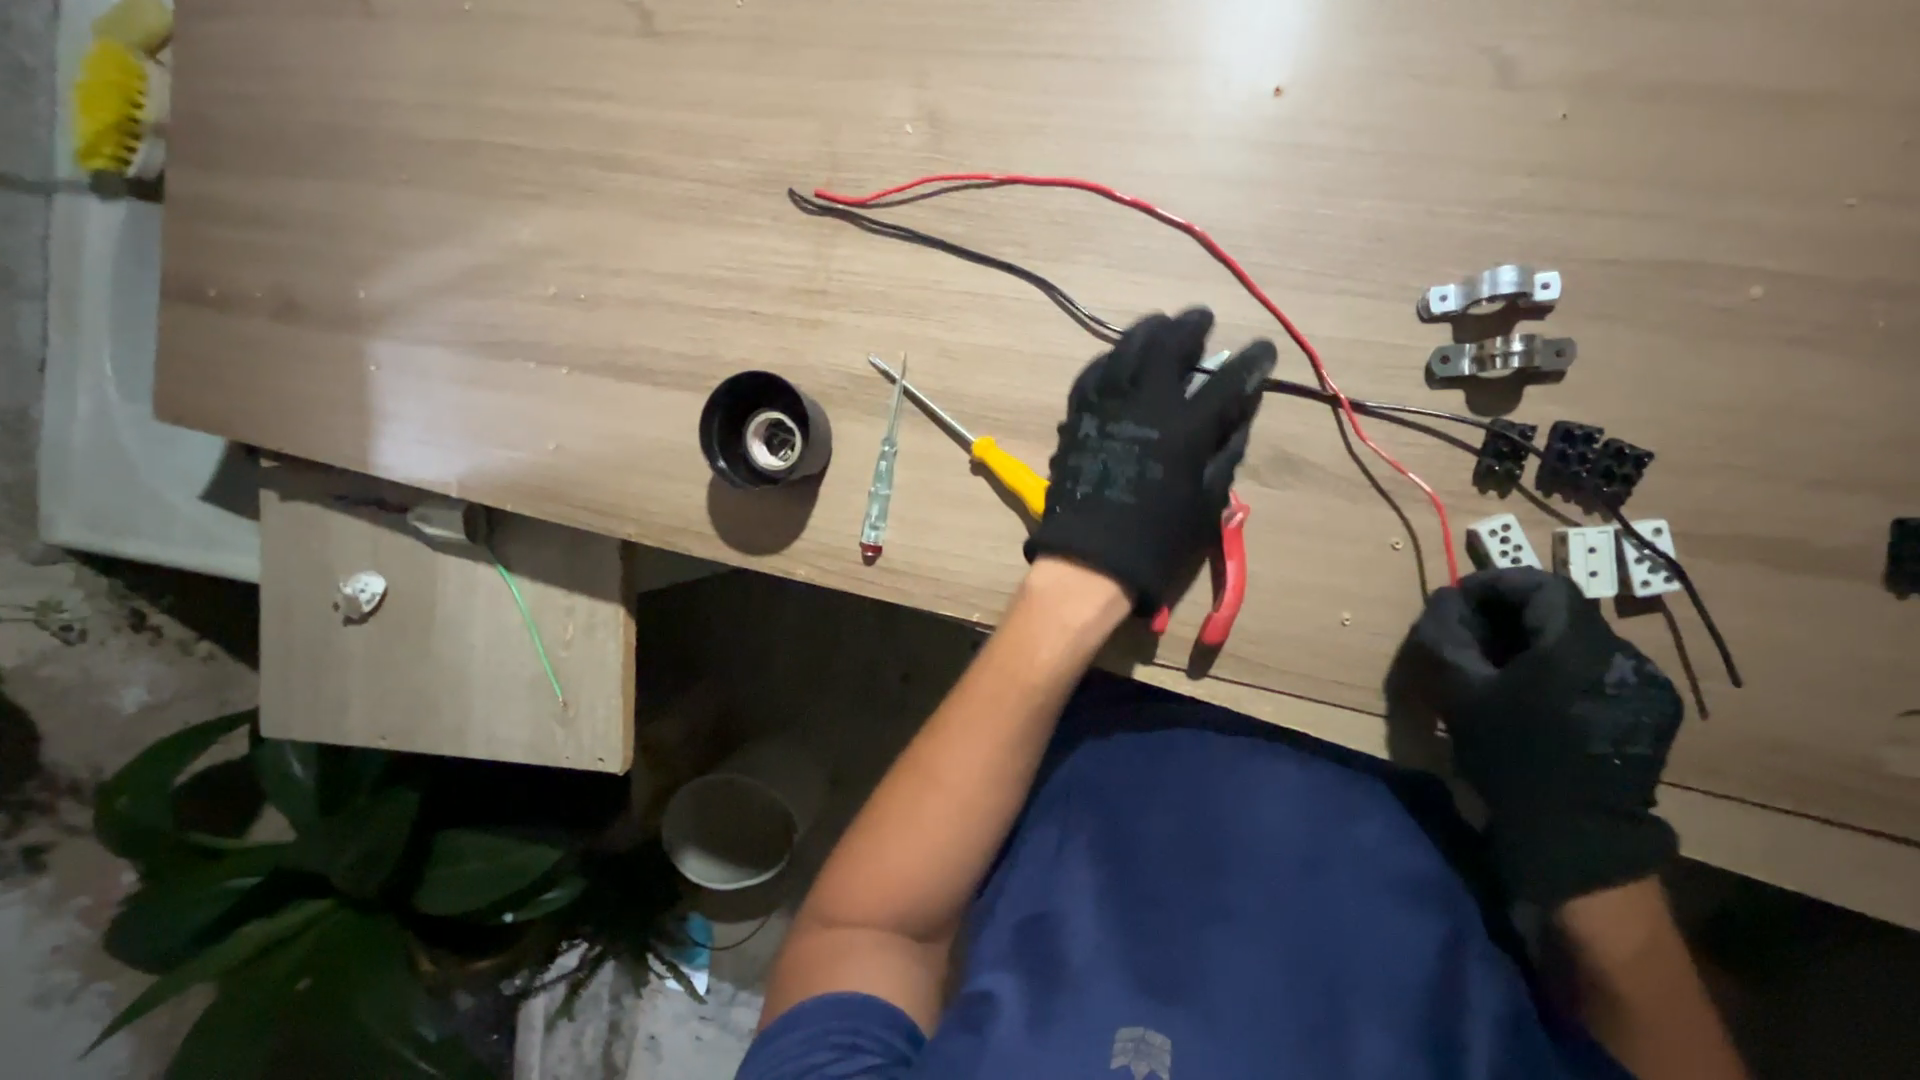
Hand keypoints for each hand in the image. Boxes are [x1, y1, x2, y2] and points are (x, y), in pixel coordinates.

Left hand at [1024, 309, 1275, 612]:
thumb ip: (1225, 454)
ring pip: (1126, 351)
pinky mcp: (1078, 418)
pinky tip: (1118, 357)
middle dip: (1190, 326)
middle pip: (1168, 346)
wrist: (1090, 561)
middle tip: (1201, 318)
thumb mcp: (1207, 503)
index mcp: (1186, 429)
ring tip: (1161, 325)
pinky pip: (1093, 374)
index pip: (1228, 381)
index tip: (1262, 350)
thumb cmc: (1157, 542)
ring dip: (1148, 332)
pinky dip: (1110, 359)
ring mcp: (1106, 408)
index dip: (1250, 363)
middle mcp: (1145, 406)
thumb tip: (1238, 418)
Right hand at [1404, 568, 1684, 905]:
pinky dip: (1565, 671)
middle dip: (1511, 615)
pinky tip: (1540, 700)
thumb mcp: (1461, 696)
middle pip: (1563, 612)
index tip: (1459, 602)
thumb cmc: (1512, 760)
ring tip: (1503, 671)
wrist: (1576, 838)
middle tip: (1473, 636)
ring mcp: (1646, 685)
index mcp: (1578, 645)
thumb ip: (1446, 640)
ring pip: (1582, 643)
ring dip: (1539, 644)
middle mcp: (1624, 655)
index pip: (1540, 584)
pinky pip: (1601, 672)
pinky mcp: (1654, 714)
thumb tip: (1443, 601)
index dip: (1495, 584)